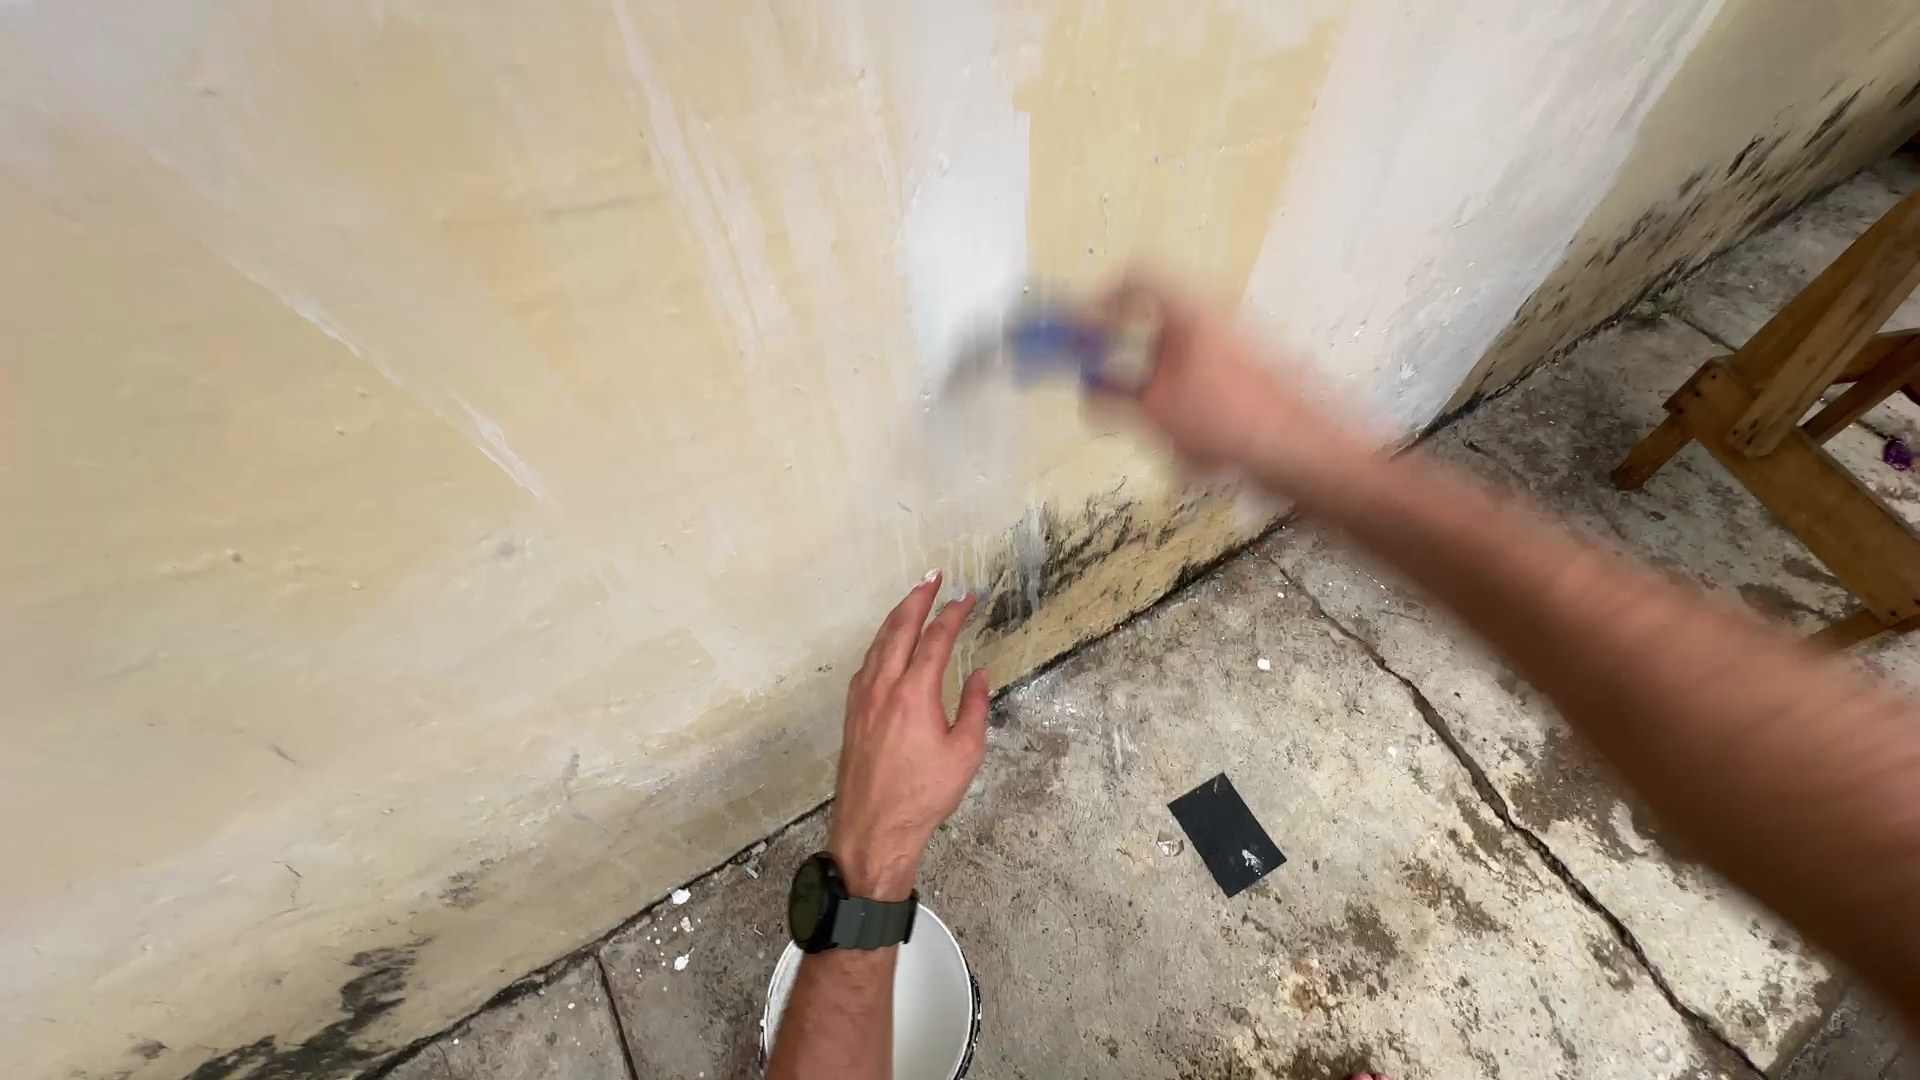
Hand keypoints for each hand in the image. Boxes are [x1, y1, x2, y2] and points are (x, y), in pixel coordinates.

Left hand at [829, 571, 989, 900]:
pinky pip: (867, 661)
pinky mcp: (852, 711)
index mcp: (914, 692)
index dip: (953, 613)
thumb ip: (976, 707)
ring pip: (879, 641)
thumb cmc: (925, 794)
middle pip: (900, 627)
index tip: (968, 596)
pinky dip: (882, 641)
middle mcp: (884, 685)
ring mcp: (862, 696)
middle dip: (918, 597)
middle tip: (934, 575)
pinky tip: (889, 642)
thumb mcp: (966, 752)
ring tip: (914, 598)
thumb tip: (979, 674)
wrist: (873, 828)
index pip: (936, 638)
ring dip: (898, 615)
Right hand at [1091, 268, 1375, 492]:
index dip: (1100, 301)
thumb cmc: (1221, 418)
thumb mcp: (1151, 411)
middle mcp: (1212, 317)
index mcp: (1187, 309)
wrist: (1299, 449)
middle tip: (1115, 401)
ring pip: (1176, 369)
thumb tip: (1087, 388)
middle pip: (1152, 329)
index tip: (1081, 337)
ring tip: (1173, 441)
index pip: (1135, 278)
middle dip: (1130, 372)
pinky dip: (1189, 418)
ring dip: (1161, 405)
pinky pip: (1201, 390)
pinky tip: (1202, 453)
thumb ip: (1110, 395)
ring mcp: (1234, 347)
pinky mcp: (1248, 377)